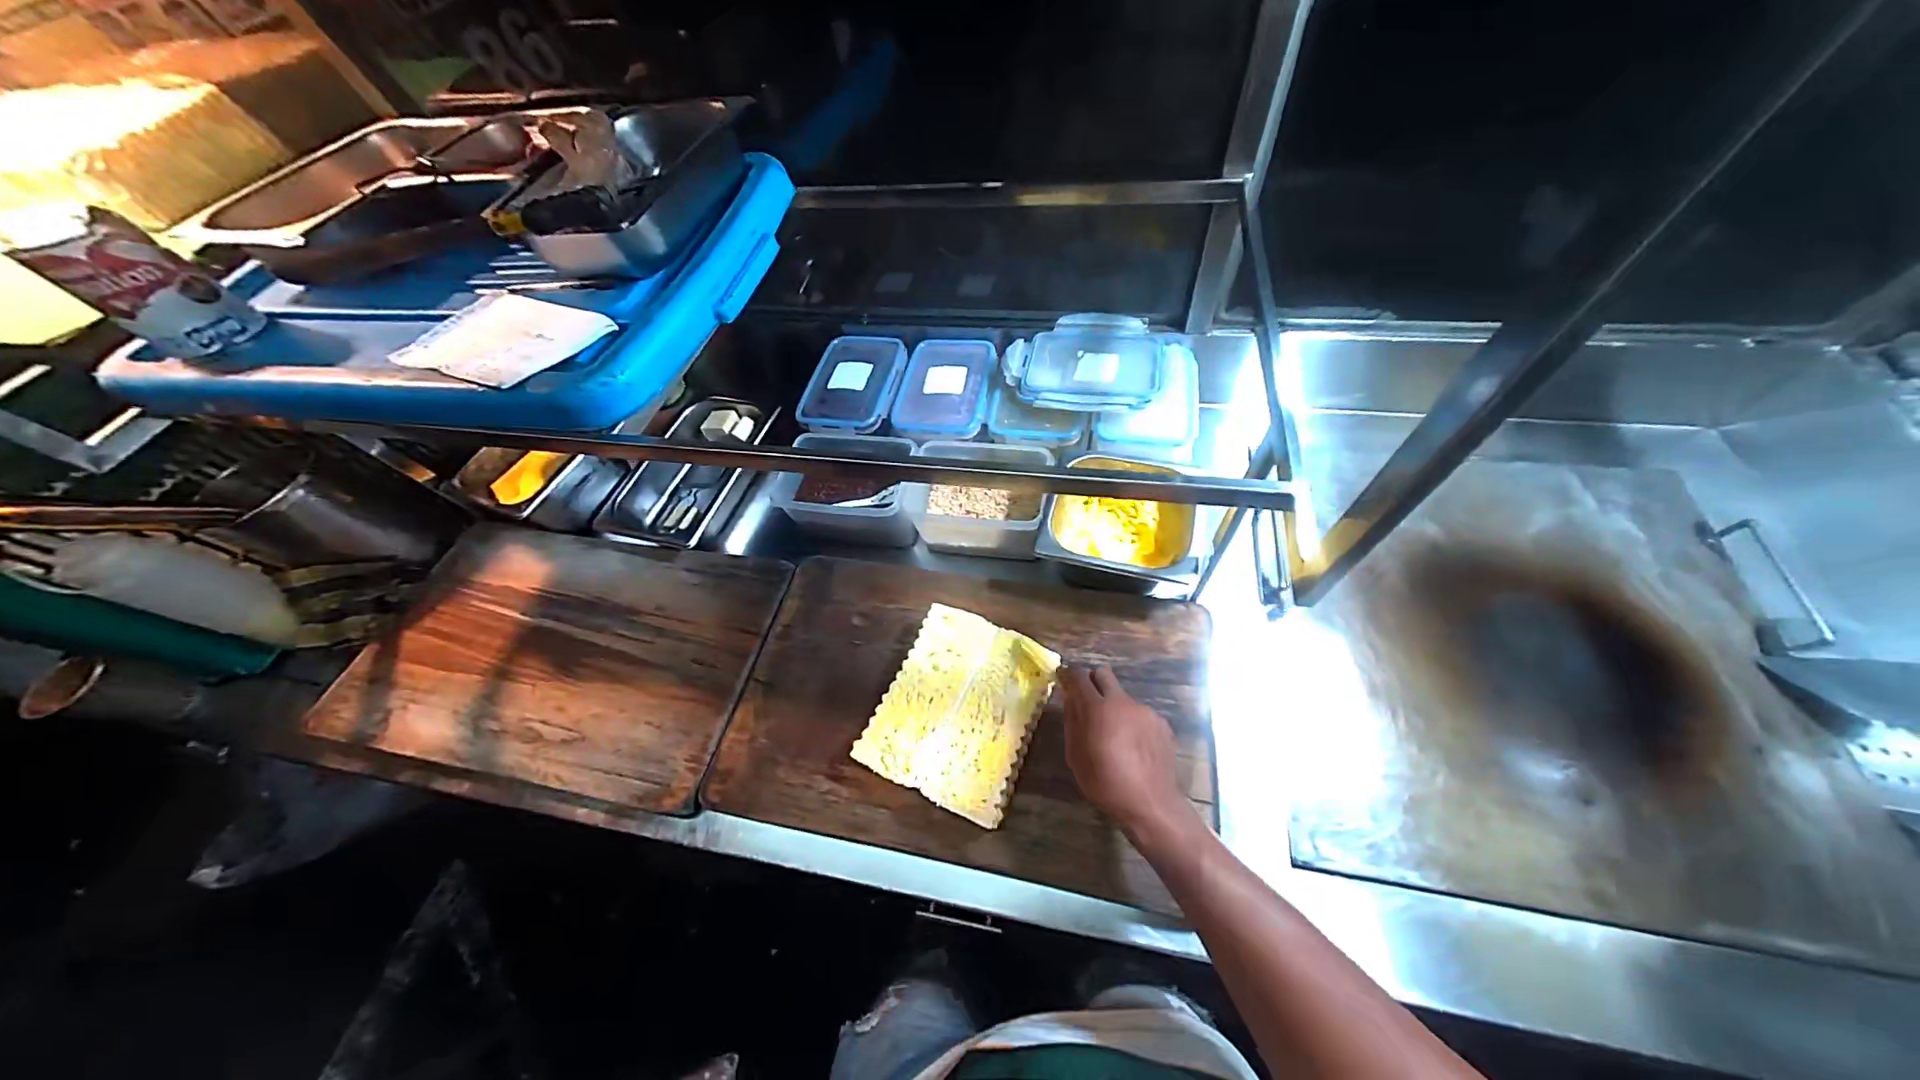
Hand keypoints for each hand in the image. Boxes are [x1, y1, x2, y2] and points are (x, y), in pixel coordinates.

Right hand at [1060, 664, 1189, 836]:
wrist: (1150, 802)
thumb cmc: (1105, 782)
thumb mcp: (1075, 755)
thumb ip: (1072, 721)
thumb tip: (1071, 698)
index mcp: (1098, 708)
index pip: (1079, 676)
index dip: (1068, 675)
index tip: (1063, 679)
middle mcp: (1123, 702)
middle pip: (1104, 674)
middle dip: (1092, 682)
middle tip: (1087, 703)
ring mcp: (1146, 711)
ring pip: (1123, 698)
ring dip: (1114, 708)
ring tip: (1115, 738)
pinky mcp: (1162, 723)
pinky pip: (1140, 715)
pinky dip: (1132, 723)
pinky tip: (1134, 748)